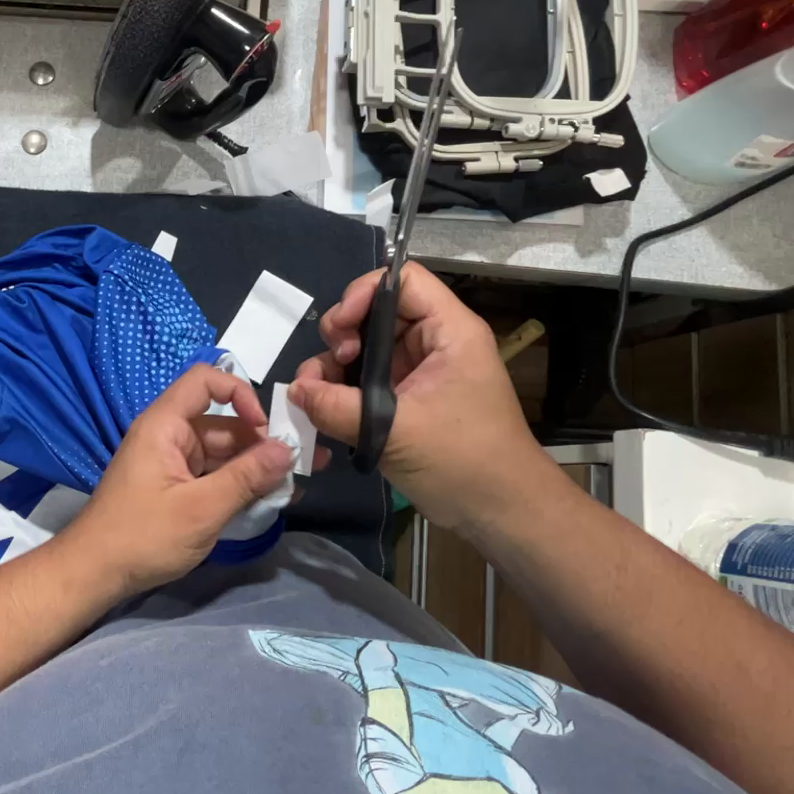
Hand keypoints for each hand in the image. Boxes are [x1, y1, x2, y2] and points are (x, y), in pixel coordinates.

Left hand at [53, 364, 294, 595]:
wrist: (96, 571)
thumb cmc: (143, 535)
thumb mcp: (201, 509)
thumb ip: (246, 477)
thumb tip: (288, 449)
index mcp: (165, 426)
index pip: (205, 381)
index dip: (240, 393)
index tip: (266, 427)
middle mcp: (169, 436)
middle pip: (223, 423)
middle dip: (263, 441)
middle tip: (308, 462)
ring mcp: (172, 463)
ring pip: (223, 453)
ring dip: (256, 466)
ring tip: (298, 484)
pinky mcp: (176, 487)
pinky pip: (214, 475)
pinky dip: (240, 484)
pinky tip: (272, 499)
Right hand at [287, 262, 554, 531]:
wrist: (499, 513)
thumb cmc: (464, 461)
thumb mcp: (396, 430)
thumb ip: (338, 406)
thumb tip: (295, 390)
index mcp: (448, 333)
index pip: (402, 280)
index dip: (363, 293)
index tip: (341, 332)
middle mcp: (429, 344)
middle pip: (371, 312)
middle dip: (340, 335)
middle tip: (332, 367)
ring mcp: (413, 372)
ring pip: (360, 348)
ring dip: (331, 368)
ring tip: (316, 399)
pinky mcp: (400, 399)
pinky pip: (359, 380)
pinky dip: (337, 392)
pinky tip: (322, 414)